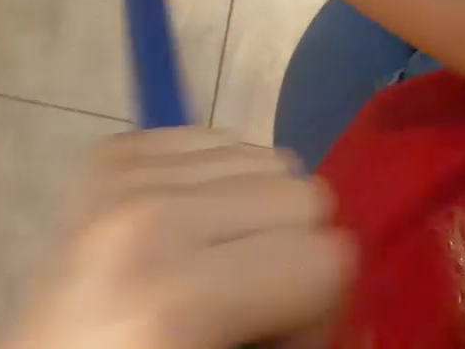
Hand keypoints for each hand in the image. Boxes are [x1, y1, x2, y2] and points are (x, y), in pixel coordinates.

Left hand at [6, 129, 352, 348]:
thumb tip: (353, 299)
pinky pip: (218, 136)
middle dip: (291, 251)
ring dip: (254, 211)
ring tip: (207, 262)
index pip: (328, 256)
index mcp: (178, 299)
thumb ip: (305, 335)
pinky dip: (216, 183)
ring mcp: (123, 173)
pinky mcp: (111, 150)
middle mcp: (148, 215)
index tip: (274, 336)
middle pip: (302, 191)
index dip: (317, 310)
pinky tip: (180, 230)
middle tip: (245, 302)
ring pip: (265, 155)